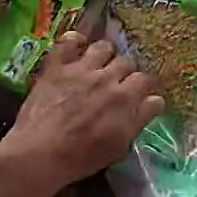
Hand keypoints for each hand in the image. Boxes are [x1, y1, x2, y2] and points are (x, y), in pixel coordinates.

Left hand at [0, 32, 164, 196]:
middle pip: (126, 61)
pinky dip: (75, 40)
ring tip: (100, 63)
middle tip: (119, 81)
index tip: (141, 91)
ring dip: (105, 54)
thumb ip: (140, 118)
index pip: (145, 79)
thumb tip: (156, 100)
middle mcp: (106, 77)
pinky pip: (68, 41)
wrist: (40, 152)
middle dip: (126, 70)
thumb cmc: (82, 156)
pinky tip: (77, 45)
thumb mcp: (119, 144)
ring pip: (103, 47)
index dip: (145, 85)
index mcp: (125, 98)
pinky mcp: (57, 66)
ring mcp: (81, 69)